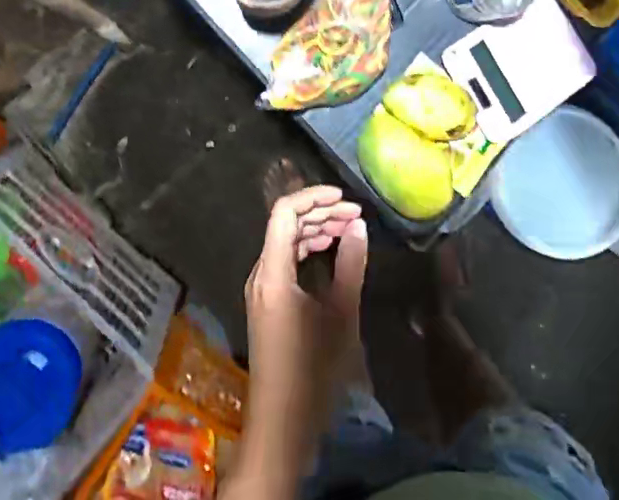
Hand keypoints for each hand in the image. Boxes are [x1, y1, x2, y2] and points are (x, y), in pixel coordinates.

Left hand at [242, 186, 367, 469]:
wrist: (283, 422)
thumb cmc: (313, 369)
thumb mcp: (341, 315)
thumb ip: (350, 264)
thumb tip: (358, 226)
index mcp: (272, 273)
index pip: (284, 212)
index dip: (314, 197)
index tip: (345, 199)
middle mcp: (260, 274)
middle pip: (285, 224)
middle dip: (321, 212)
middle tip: (357, 216)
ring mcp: (261, 289)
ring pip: (286, 241)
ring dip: (316, 230)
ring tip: (350, 229)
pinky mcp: (267, 302)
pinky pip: (285, 259)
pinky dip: (308, 248)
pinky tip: (331, 250)